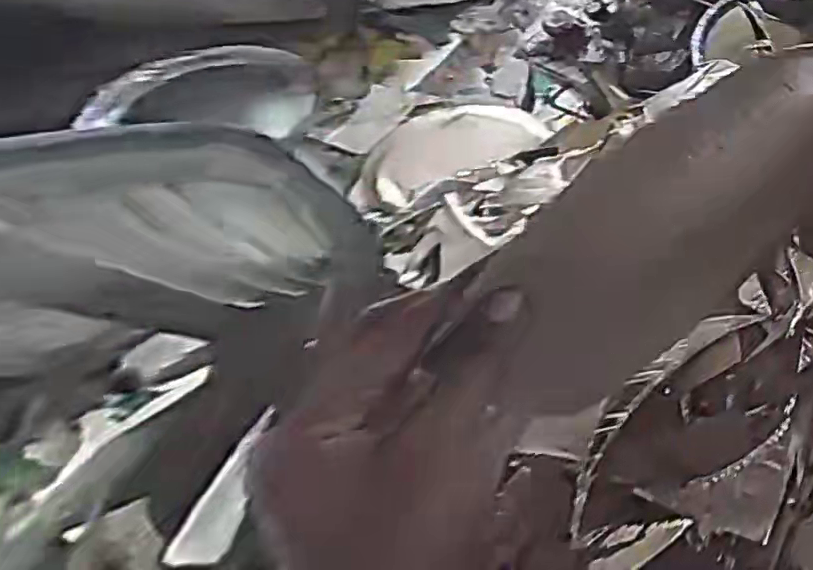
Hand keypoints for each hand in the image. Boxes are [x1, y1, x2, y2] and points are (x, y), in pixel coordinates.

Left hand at [252, 280, 531, 569]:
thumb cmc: (409, 540)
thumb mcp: (445, 440)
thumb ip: (474, 360)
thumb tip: (507, 298)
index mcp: (305, 427)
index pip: (378, 332)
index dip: (444, 297)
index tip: (496, 271)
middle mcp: (312, 434)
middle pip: (384, 348)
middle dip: (447, 316)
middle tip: (502, 290)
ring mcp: (341, 453)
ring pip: (404, 370)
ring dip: (455, 342)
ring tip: (503, 317)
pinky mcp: (376, 467)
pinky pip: (417, 397)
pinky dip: (454, 374)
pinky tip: (489, 363)